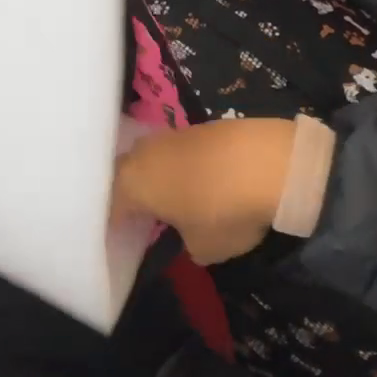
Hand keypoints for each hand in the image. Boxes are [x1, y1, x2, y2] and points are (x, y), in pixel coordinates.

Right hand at [113, 118, 296, 264]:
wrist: (264, 161)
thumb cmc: (222, 210)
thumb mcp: (205, 248)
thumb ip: (186, 244)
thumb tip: (187, 237)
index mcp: (129, 186)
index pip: (113, 209)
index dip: (119, 226)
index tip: (127, 239)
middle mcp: (137, 156)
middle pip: (126, 179)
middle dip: (134, 195)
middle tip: (149, 216)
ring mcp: (162, 137)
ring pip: (150, 161)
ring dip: (158, 178)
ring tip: (178, 197)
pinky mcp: (189, 128)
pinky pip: (175, 153)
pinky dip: (182, 167)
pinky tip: (202, 180)